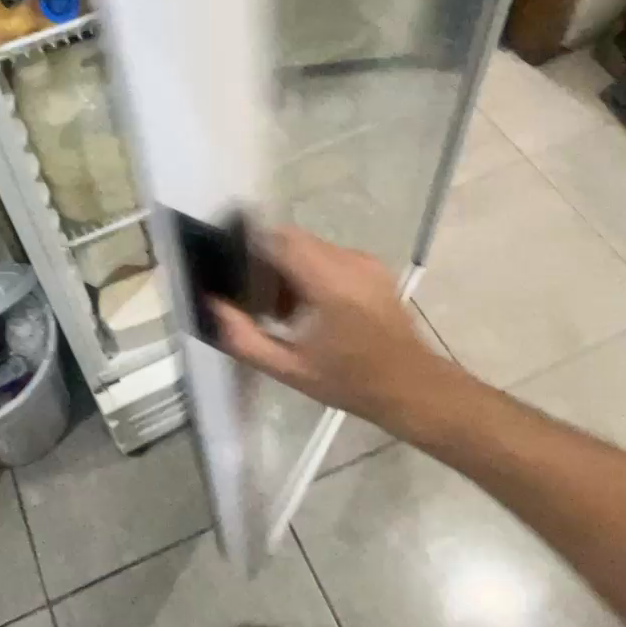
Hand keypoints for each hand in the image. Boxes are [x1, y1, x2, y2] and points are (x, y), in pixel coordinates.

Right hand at [210, 226, 446, 423]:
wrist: (411, 386)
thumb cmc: (350, 382)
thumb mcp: (290, 369)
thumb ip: (245, 339)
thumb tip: (214, 308)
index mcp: (329, 284)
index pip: (280, 240)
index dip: (250, 245)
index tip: (231, 265)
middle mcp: (349, 262)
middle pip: (293, 240)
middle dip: (267, 261)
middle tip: (256, 297)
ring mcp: (365, 262)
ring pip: (310, 246)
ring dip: (289, 267)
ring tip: (281, 309)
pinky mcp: (373, 267)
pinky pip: (330, 256)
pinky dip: (311, 271)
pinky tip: (309, 308)